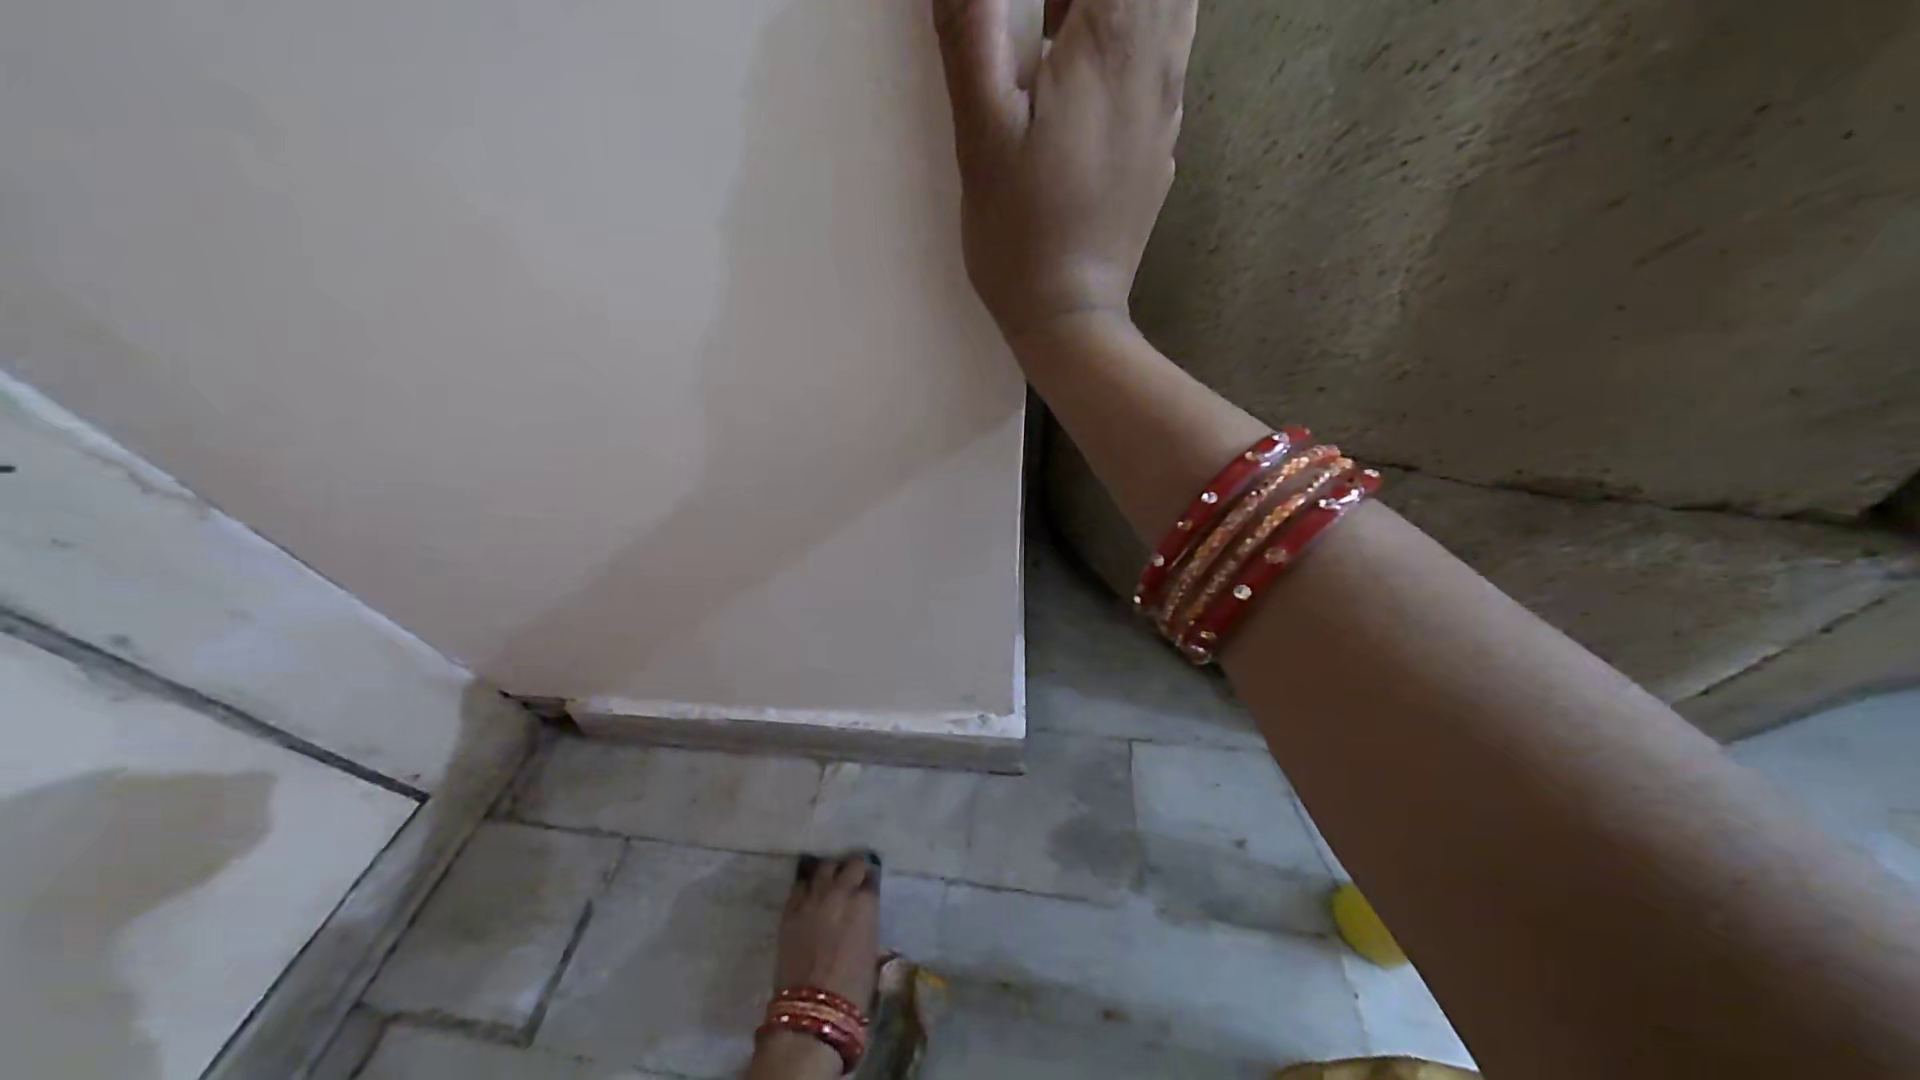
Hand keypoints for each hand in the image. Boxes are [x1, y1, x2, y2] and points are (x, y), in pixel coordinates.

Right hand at [933, 0, 1197, 340]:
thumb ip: (970, 31)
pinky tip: (1085, 66)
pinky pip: (1167, 52)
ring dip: (1115, 6)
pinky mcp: (1162, 141)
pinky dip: (1134, 31)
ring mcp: (1169, 105)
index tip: (1029, 20)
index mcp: (1113, 41)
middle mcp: (1159, 59)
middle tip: (1041, 28)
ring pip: (1170, 5)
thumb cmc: (1020, 233)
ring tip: (1059, 32)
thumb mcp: (981, 133)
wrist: (1071, 314)